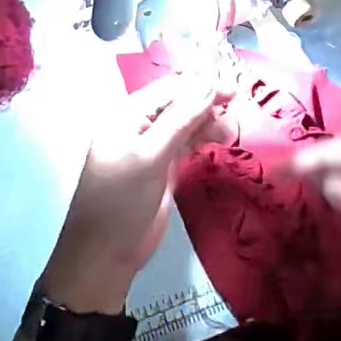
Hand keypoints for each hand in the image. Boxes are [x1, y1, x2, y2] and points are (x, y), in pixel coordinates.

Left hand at [43, 76, 232, 312]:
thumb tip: (209, 85)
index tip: (235, 92)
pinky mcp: (162, 169)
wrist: (105, 255)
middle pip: (179, 104)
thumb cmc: (122, 202)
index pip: (169, 88)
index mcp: (127, 116)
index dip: (202, 86)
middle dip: (207, 105)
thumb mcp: (151, 157)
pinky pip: (185, 144)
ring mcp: (151, 148)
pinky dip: (202, 140)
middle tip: (235, 118)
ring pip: (185, 124)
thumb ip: (180, 120)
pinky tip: (219, 143)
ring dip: (208, 124)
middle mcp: (139, 126)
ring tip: (228, 136)